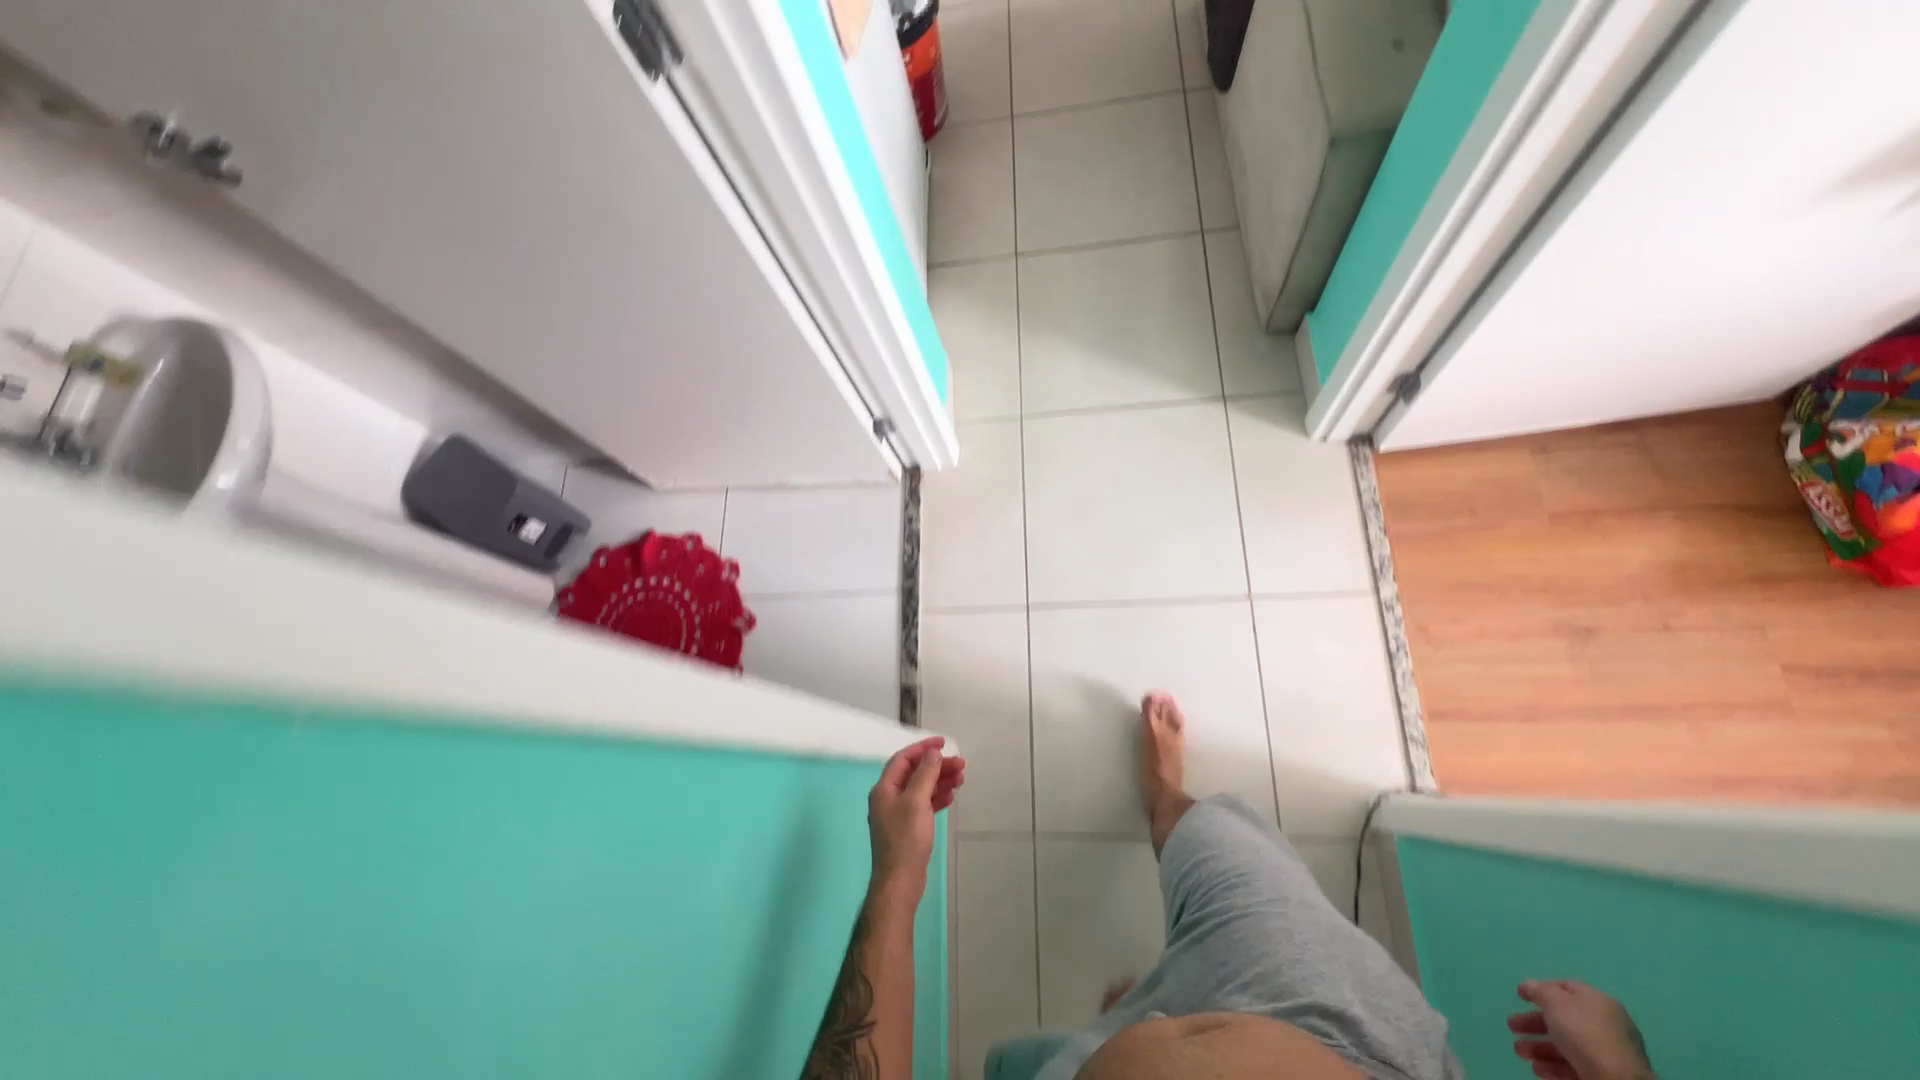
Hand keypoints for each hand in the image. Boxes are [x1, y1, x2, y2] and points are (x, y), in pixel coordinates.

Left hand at [867, 736, 964, 902]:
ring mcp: (898, 814)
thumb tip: (932, 753)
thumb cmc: (906, 839)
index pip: (903, 759)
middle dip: (937, 766)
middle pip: (914, 773)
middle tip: (961, 764)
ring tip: (961, 779)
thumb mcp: (916, 801)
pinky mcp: (908, 828)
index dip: (923, 748)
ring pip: (921, 788)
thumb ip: (925, 774)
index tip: (944, 743)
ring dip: (940, 781)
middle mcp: (888, 798)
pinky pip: (923, 804)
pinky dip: (937, 798)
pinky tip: (951, 797)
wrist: (900, 880)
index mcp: (884, 789)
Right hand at [1508, 979, 1654, 1079]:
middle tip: (1512, 1027)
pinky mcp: (1602, 1074)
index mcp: (1597, 1002)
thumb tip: (1529, 985)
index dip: (1541, 989)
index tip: (1519, 996)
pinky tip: (1539, 1069)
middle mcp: (1604, 1025)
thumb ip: (1540, 991)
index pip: (1566, 988)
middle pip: (1562, 1019)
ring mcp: (1605, 1052)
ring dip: (1539, 1047)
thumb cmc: (1584, 1034)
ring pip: (1565, 1045)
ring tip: (1521, 1052)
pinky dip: (1553, 1066)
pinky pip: (1573, 1066)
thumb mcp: (1556, 1003)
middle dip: (1533, 1023)